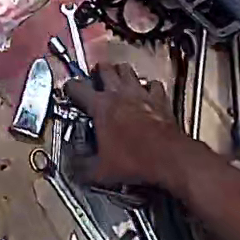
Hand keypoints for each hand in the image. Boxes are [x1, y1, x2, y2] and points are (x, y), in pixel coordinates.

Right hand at [60, 62, 203, 189]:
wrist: (171, 159)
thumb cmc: (137, 160)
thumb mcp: (102, 170)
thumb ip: (83, 167)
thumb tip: (74, 168)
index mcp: (100, 106)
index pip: (77, 87)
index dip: (70, 87)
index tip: (69, 90)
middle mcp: (119, 94)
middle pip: (105, 69)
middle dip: (99, 71)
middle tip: (96, 78)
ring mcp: (140, 94)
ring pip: (127, 70)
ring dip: (121, 73)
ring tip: (119, 79)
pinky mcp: (159, 99)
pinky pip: (153, 84)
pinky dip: (149, 86)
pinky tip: (147, 93)